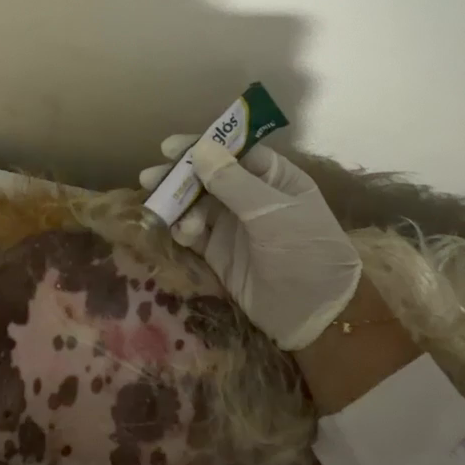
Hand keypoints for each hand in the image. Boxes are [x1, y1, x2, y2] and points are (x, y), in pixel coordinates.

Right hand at [139, 140, 362, 350]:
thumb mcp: (271, 213)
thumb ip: (233, 182)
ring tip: (163, 211)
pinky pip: (193, 233)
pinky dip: (182, 229)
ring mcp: (234, 227)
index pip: (235, 153)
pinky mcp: (219, 253)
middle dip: (181, 177)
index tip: (169, 147)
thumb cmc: (305, 254)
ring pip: (196, 205)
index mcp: (275, 180)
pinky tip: (180, 233)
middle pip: (209, 177)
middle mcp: (252, 199)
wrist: (314, 316)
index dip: (204, 147)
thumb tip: (201, 149)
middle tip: (150, 178)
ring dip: (178, 205)